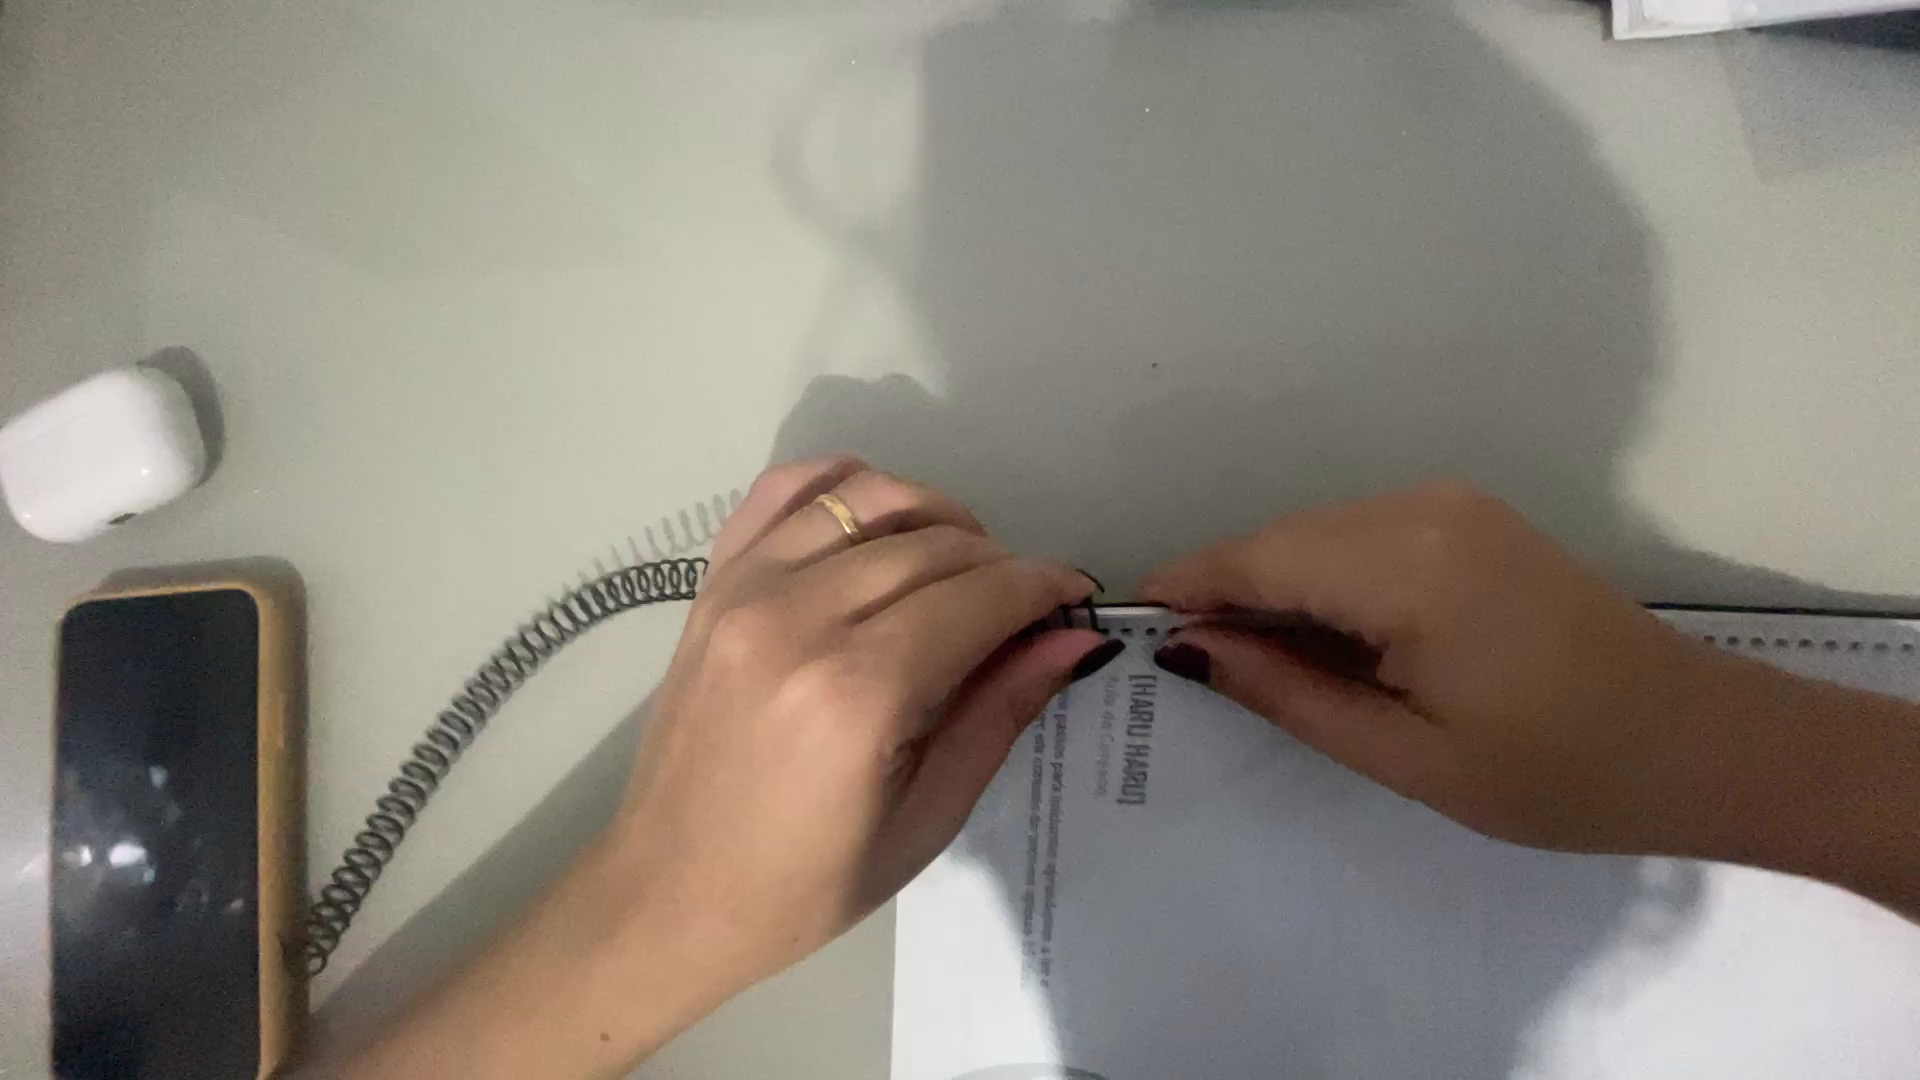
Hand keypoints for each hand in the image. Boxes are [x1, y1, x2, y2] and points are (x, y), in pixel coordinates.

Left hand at [339, 458, 1117, 1079]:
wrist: (667, 894)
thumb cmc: (805, 883)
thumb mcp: (926, 820)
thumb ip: (1000, 711)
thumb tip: (1071, 639)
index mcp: (857, 694)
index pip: (979, 598)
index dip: (1042, 587)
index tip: (1073, 596)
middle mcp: (798, 619)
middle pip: (933, 545)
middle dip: (1001, 561)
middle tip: (1022, 602)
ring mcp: (744, 589)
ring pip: (869, 498)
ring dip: (936, 513)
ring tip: (961, 557)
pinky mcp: (712, 582)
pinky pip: (784, 490)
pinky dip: (843, 482)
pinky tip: (877, 516)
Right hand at [1140, 481, 1735, 855]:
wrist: (1710, 745)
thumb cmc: (1556, 772)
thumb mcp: (1402, 754)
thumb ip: (1282, 691)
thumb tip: (1186, 648)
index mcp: (1407, 570)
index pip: (1256, 559)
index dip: (1186, 584)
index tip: (1137, 620)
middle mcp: (1419, 509)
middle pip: (1278, 538)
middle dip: (1225, 589)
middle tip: (1199, 658)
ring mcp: (1444, 501)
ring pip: (1309, 532)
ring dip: (1269, 583)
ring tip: (1262, 653)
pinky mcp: (1458, 511)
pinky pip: (1349, 531)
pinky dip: (1314, 573)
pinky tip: (1324, 627)